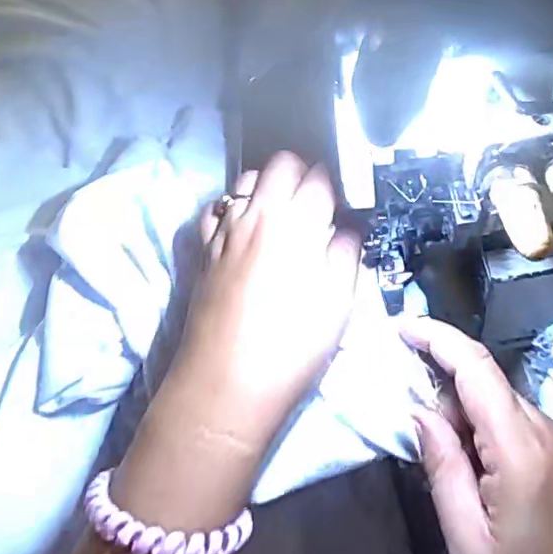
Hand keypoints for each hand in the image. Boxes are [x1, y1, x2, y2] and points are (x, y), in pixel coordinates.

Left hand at [113, 152, 361, 530]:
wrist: (222, 390)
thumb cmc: (292, 347)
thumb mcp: (340, 301)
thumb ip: (347, 251)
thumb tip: (349, 226)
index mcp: (299, 223)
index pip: (322, 175)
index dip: (339, 183)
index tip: (347, 200)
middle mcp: (260, 214)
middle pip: (283, 163)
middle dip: (306, 170)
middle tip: (320, 199)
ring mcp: (226, 230)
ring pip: (249, 178)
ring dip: (271, 183)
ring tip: (287, 210)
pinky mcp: (204, 250)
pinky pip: (218, 206)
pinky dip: (235, 205)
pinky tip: (248, 226)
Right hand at [401, 318, 552, 553]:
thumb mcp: (471, 544)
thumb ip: (444, 471)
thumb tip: (422, 413)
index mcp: (522, 444)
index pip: (476, 368)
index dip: (438, 338)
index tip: (404, 326)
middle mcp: (548, 427)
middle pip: (488, 386)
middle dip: (445, 389)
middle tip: (410, 420)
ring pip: (503, 406)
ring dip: (468, 416)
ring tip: (444, 461)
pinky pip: (521, 426)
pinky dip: (491, 433)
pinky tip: (477, 473)